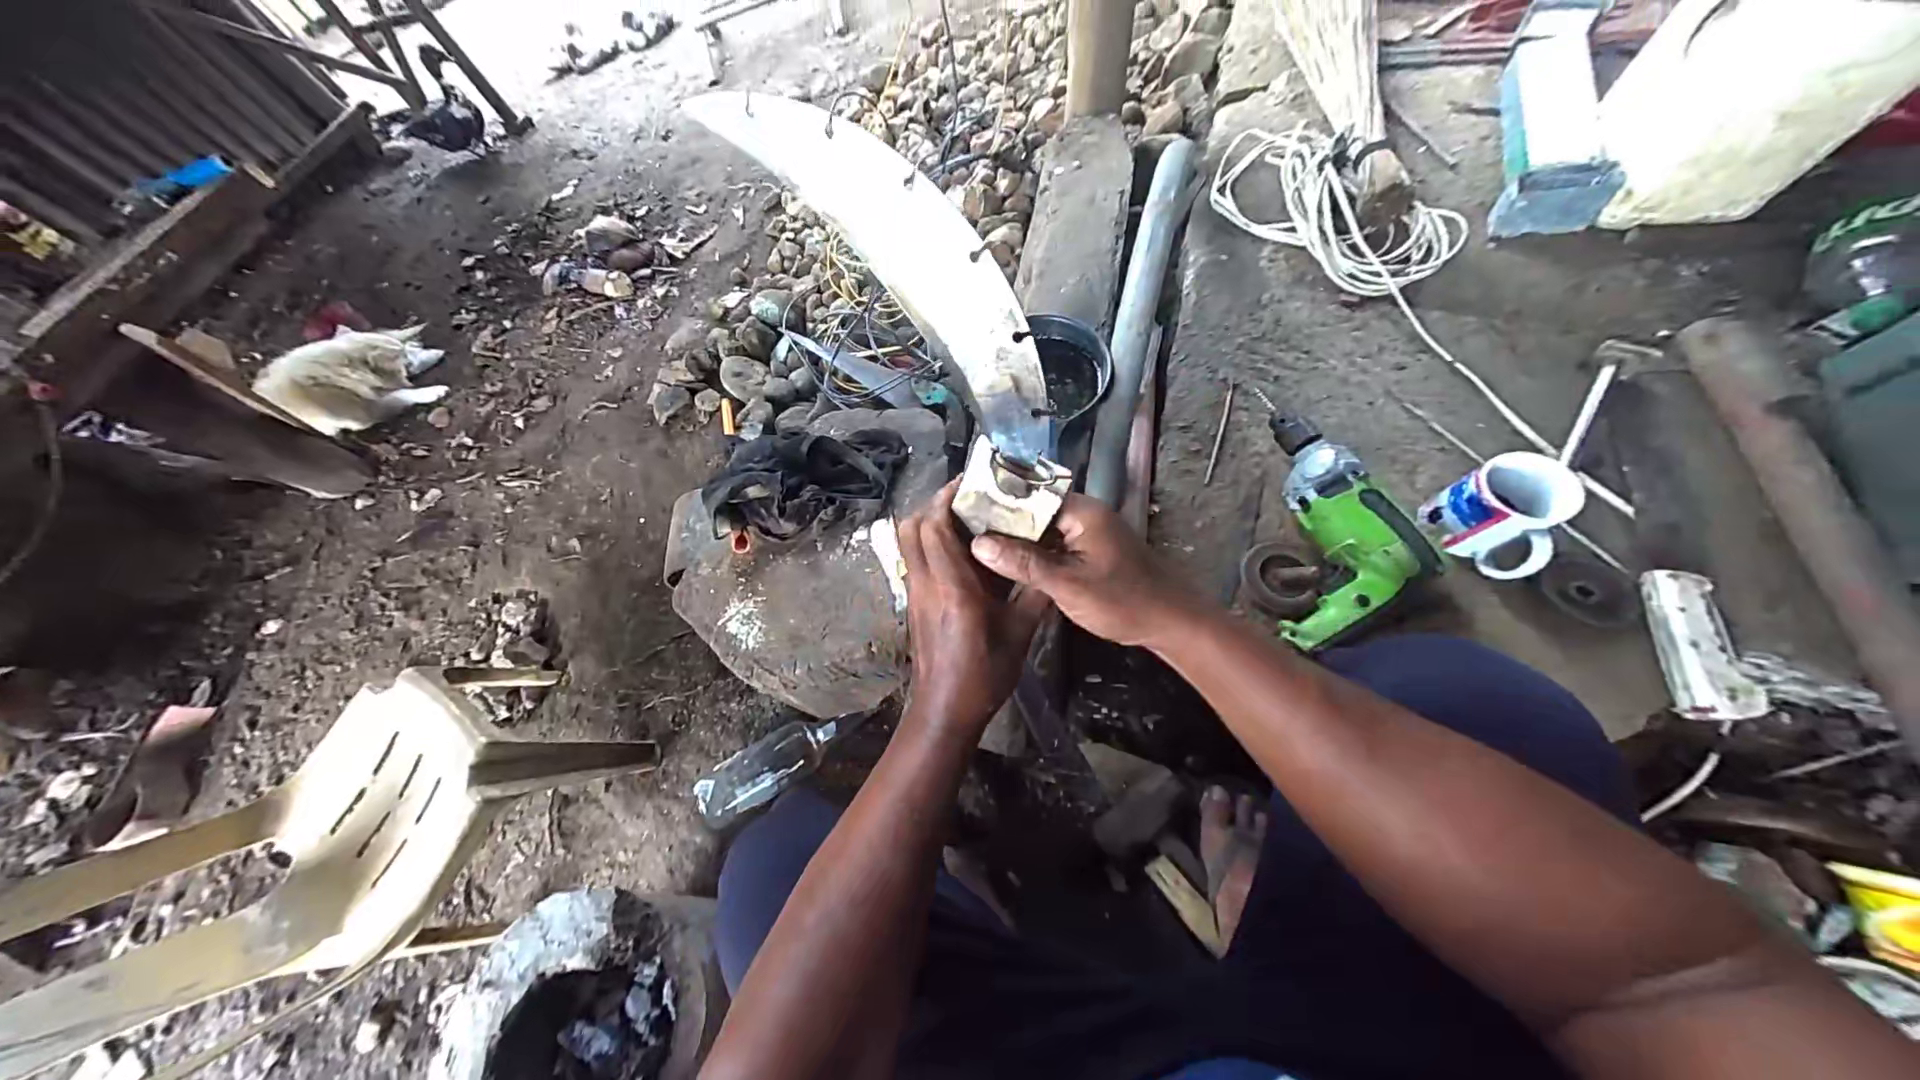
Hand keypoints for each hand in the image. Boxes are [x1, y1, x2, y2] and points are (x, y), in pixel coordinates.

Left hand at [899, 482, 1050, 728]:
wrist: (945, 709)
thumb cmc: (984, 674)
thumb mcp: (1020, 634)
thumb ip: (1035, 594)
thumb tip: (1052, 562)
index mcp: (953, 588)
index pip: (935, 527)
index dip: (948, 497)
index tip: (971, 482)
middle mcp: (926, 583)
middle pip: (912, 526)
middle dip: (936, 503)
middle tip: (968, 496)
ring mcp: (915, 593)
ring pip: (908, 542)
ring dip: (929, 521)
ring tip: (964, 516)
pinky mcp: (914, 602)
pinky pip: (915, 559)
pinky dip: (929, 542)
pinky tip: (960, 549)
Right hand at [969, 494, 1203, 647]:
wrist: (1171, 622)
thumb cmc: (1122, 601)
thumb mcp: (1067, 584)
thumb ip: (1023, 562)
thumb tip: (978, 543)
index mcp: (1081, 511)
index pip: (1029, 494)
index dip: (996, 502)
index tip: (963, 514)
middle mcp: (1084, 513)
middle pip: (1034, 508)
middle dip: (1002, 520)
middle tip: (963, 531)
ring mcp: (1087, 531)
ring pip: (1042, 527)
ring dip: (1015, 537)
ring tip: (976, 545)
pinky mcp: (1089, 549)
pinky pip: (1053, 541)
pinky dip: (1032, 550)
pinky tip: (1007, 562)